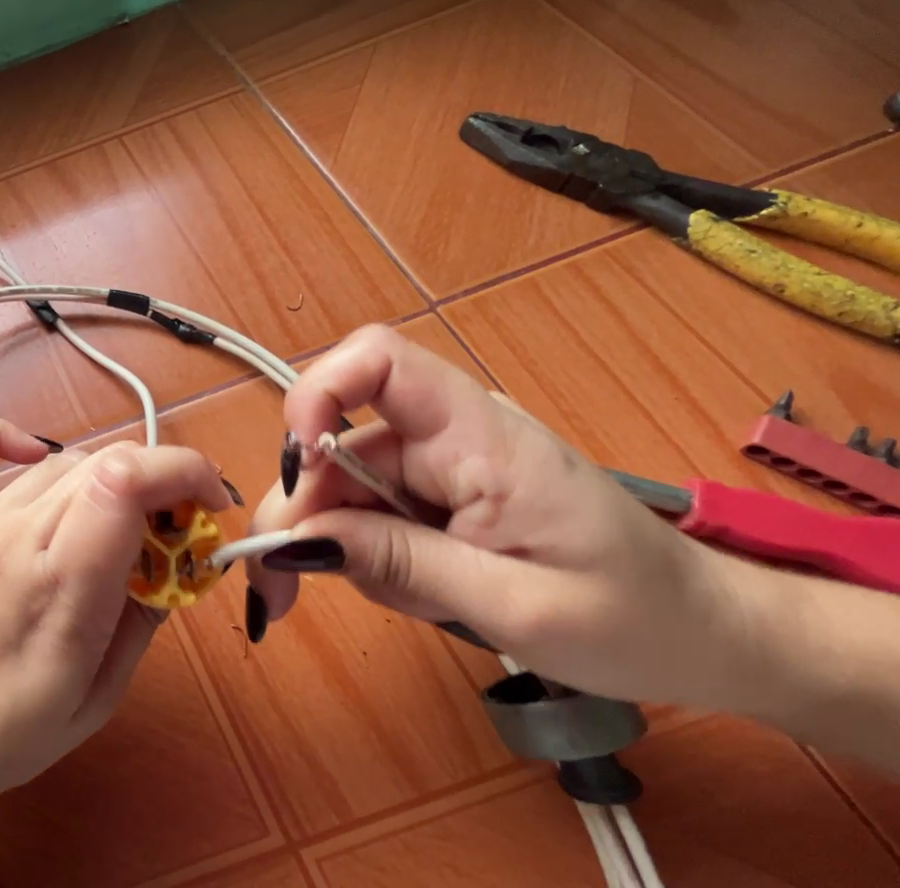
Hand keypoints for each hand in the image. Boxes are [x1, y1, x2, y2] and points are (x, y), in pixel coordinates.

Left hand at [0, 419, 227, 816]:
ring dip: (106, 477)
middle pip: (103, 462)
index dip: (183, 472)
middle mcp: (17, 536)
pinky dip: (1, 436)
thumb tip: (177, 563)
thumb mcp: (101, 695)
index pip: (126, 480)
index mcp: (63, 584)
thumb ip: (142, 619)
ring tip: (119, 522)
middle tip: (176, 528)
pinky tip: (31, 453)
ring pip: (58, 461)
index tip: (209, 504)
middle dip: (159, 480)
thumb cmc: (11, 732)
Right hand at [247, 324, 752, 707]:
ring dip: (343, 544)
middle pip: (339, 441)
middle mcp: (453, 435)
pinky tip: (418, 591)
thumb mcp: (513, 606)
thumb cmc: (636, 621)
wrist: (709, 636)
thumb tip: (296, 538)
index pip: (379, 360)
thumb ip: (400, 563)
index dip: (318, 392)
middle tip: (286, 588)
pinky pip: (368, 511)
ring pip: (344, 485)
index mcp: (485, 438)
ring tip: (408, 601)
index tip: (297, 470)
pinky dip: (367, 553)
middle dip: (306, 509)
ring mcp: (444, 463)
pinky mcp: (439, 491)